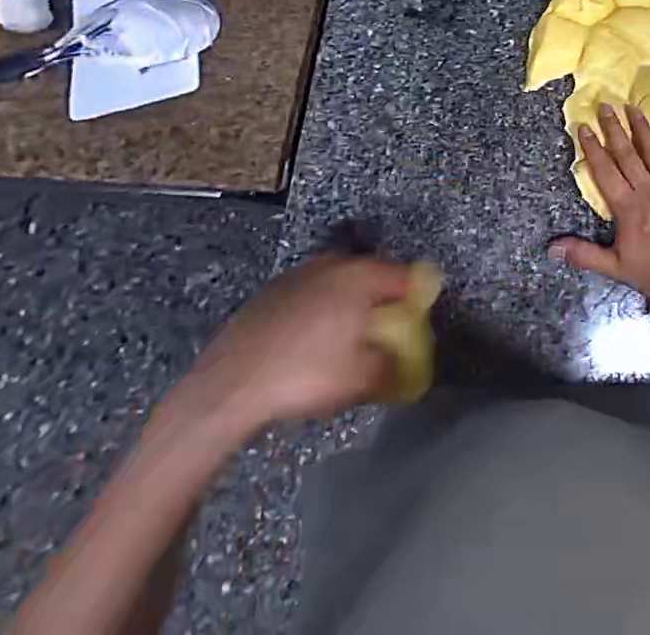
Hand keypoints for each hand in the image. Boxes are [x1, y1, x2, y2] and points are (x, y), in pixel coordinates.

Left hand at [157, 255, 414, 447]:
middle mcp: (332, 265)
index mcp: (361, 277)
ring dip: (349, 300)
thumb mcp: (364, 379)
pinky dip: (320, 308)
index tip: (419, 319)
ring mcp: (298, 274)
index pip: (406, 275)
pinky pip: (311, 292)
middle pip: (371, 273)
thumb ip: (395, 368)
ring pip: (338, 281)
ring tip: (347, 335)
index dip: (418, 296)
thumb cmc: (306, 374)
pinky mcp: (271, 290)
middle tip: (386, 327)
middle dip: (382, 296)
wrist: (230, 383)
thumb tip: (405, 366)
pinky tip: (310, 340)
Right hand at [549, 104, 649, 307]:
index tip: (584, 127)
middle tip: (605, 106)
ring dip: (643, 129)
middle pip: (627, 154)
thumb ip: (583, 254)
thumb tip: (552, 248)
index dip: (592, 148)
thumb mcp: (614, 268)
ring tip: (633, 108)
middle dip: (614, 129)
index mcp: (628, 207)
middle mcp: (649, 191)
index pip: (605, 171)